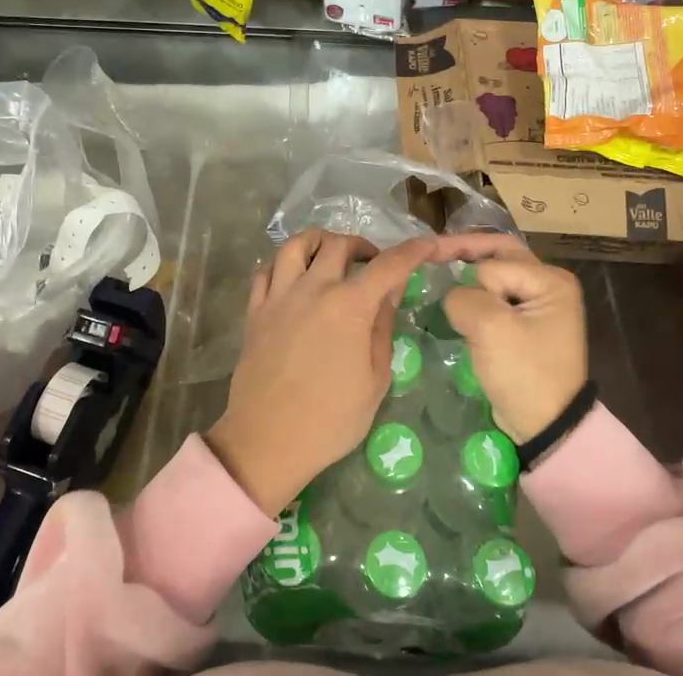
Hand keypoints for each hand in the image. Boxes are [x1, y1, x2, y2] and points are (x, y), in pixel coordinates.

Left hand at [207, 230, 434, 516]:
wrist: (268, 440)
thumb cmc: (331, 419)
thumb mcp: (375, 379)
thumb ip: (382, 328)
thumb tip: (388, 294)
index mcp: (349, 306)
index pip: (388, 265)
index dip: (413, 251)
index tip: (428, 244)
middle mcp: (313, 289)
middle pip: (339, 245)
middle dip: (363, 247)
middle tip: (372, 265)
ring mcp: (279, 297)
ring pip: (297, 245)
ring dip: (320, 242)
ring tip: (331, 258)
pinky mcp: (254, 311)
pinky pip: (266, 269)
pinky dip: (284, 263)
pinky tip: (294, 278)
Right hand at [428, 234, 587, 443]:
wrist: (546, 427)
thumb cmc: (524, 373)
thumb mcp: (490, 328)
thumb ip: (463, 297)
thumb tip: (451, 295)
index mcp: (550, 280)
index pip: (493, 261)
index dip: (470, 282)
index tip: (453, 305)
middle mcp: (547, 286)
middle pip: (495, 257)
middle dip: (462, 260)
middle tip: (427, 262)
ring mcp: (536, 306)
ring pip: (491, 279)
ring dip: (465, 282)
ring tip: (434, 285)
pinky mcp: (523, 326)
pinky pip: (492, 300)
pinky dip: (472, 301)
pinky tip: (452, 309)